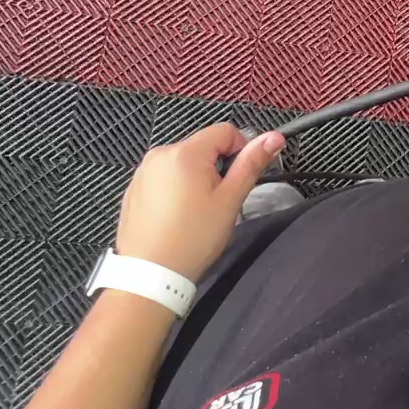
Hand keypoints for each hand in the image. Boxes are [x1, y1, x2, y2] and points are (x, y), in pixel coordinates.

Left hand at [115, 124, 283, 281]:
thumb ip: (252, 164)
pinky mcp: (135, 189)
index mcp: (185, 153)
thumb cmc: (190, 240)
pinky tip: (179, 217)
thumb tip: (273, 138)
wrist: (149, 278)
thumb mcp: (229, 200)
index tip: (240, 176)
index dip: (241, 149)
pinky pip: (165, 177)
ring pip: (185, 163)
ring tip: (197, 212)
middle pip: (204, 146)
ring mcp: (144, 172)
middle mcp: (160, 155)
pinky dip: (177, 190)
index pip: (224, 131)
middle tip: (219, 201)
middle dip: (217, 168)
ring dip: (197, 178)